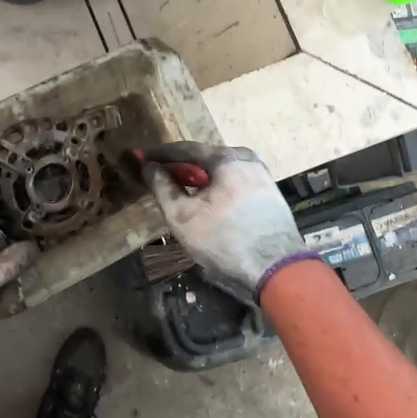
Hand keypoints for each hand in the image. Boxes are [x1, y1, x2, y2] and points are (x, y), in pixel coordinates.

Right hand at [140, 142, 318, 302]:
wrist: (275, 268)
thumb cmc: (224, 239)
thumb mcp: (182, 215)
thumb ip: (162, 187)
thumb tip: (149, 167)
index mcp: (227, 158)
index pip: (185, 149)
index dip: (160, 154)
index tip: (141, 158)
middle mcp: (247, 159)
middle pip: (205, 158)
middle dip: (180, 167)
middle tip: (159, 176)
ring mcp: (262, 176)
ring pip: (221, 172)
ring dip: (199, 179)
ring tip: (180, 191)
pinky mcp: (269, 194)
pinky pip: (234, 183)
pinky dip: (216, 188)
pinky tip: (206, 202)